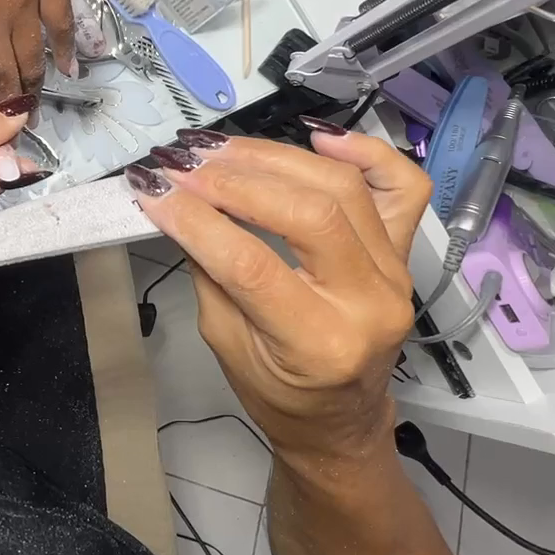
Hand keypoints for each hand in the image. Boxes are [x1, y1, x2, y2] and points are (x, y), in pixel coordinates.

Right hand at [127, 125, 432, 458]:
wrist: (339, 418)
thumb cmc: (275, 391)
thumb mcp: (222, 339)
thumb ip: (208, 268)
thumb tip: (178, 202)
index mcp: (318, 342)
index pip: (248, 262)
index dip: (193, 218)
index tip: (150, 188)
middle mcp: (369, 303)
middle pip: (306, 214)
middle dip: (232, 180)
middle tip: (181, 165)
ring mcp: (394, 272)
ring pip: (341, 188)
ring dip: (271, 157)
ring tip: (217, 150)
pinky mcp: (403, 252)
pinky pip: (403, 188)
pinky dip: (366, 151)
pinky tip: (318, 136)